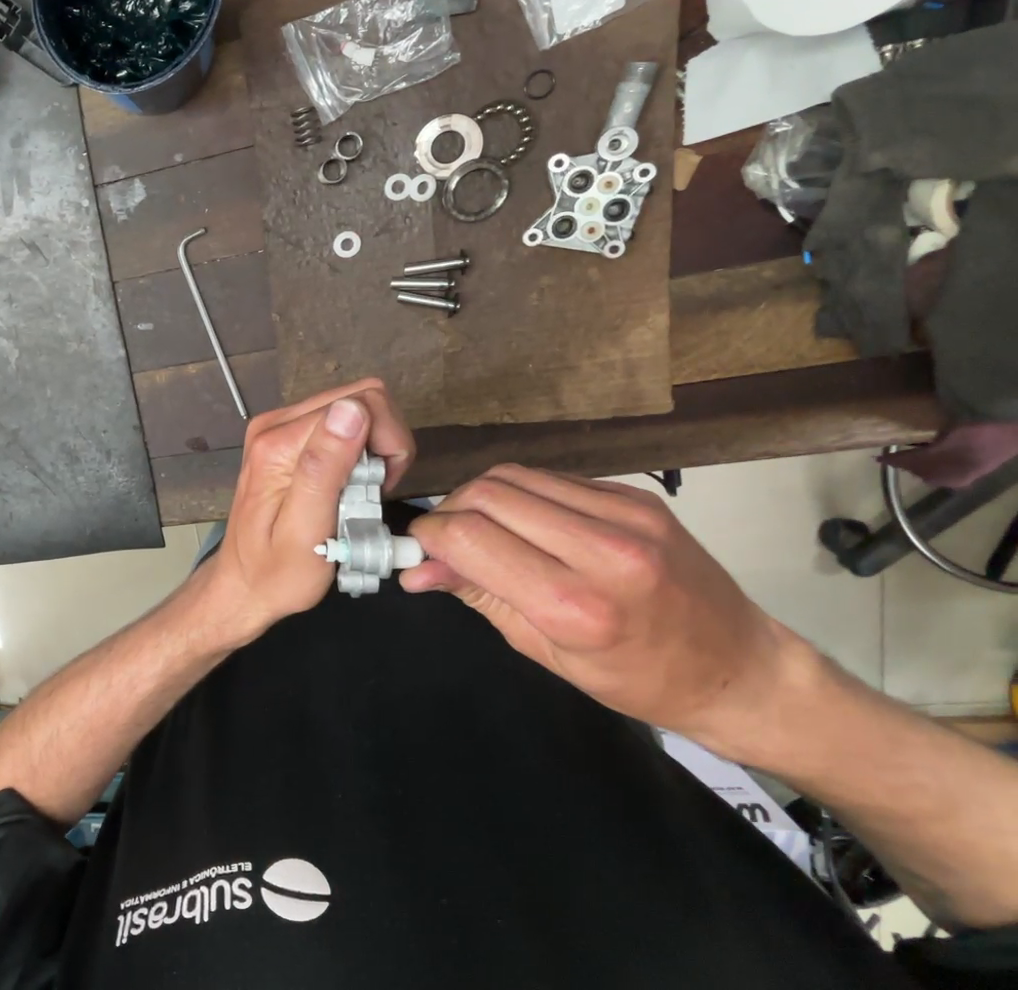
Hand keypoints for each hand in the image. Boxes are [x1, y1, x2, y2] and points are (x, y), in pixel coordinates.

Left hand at [202, 378, 414, 641]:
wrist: (244, 584)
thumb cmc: (277, 572)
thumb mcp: (306, 531)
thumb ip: (324, 469)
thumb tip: (353, 409)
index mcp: (277, 443)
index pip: (362, 403)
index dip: (386, 445)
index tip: (376, 491)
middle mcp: (274, 423)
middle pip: (361, 398)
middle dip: (384, 443)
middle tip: (371, 493)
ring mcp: (278, 427)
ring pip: (356, 408)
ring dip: (374, 449)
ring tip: (359, 494)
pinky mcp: (287, 437)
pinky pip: (342, 424)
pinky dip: (360, 452)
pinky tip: (348, 488)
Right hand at [398, 464, 793, 741]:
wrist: (739, 667)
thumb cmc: (636, 679)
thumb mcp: (544, 652)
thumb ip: (479, 597)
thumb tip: (416, 570)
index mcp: (576, 605)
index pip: (470, 537)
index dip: (429, 538)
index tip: (418, 554)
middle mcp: (603, 550)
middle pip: (487, 494)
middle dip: (448, 513)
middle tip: (443, 543)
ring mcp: (626, 515)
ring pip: (514, 476)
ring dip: (479, 498)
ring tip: (478, 530)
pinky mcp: (636, 497)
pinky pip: (551, 479)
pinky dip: (520, 496)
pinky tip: (523, 524)